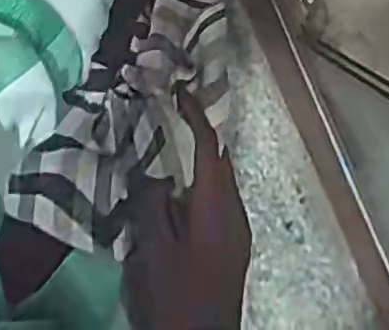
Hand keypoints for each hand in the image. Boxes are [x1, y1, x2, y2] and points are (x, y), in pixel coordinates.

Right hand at [125, 90, 252, 329]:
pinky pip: (219, 200)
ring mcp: (238, 232)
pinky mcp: (233, 248)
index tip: (179, 90)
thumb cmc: (177, 298)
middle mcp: (234, 211)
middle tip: (172, 114)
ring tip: (170, 150)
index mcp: (217, 205)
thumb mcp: (153, 250)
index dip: (195, 114)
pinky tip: (178, 195)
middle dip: (199, 133)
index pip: (209, 145)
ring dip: (199, 161)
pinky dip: (201, 185)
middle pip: (219, 159)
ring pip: (220, 180)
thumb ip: (151, 202)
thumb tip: (150, 170)